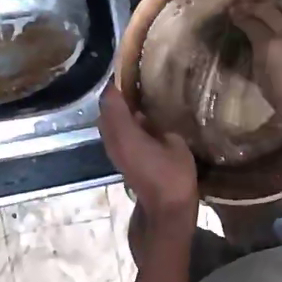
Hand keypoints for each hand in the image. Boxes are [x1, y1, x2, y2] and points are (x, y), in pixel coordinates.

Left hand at [98, 82, 197, 228]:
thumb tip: (149, 115)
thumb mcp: (175, 143)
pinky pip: (116, 135)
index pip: (111, 100)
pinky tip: (143, 122)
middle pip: (106, 111)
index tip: (130, 70)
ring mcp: (114, 152)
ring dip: (119, 111)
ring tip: (140, 100)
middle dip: (117, 96)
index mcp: (125, 133)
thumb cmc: (174, 176)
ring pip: (109, 124)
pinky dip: (123, 124)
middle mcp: (113, 140)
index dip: (117, 83)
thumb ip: (159, 125)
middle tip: (137, 83)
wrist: (166, 211)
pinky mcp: (121, 161)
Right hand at [229, 0, 281, 133]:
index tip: (231, 13)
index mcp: (270, 46)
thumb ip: (256, 53)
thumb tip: (251, 39)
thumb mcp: (261, 77)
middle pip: (267, 9)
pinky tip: (281, 10)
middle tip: (240, 4)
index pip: (251, 23)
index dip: (239, 16)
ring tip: (260, 2)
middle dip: (251, 4)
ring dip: (270, 2)